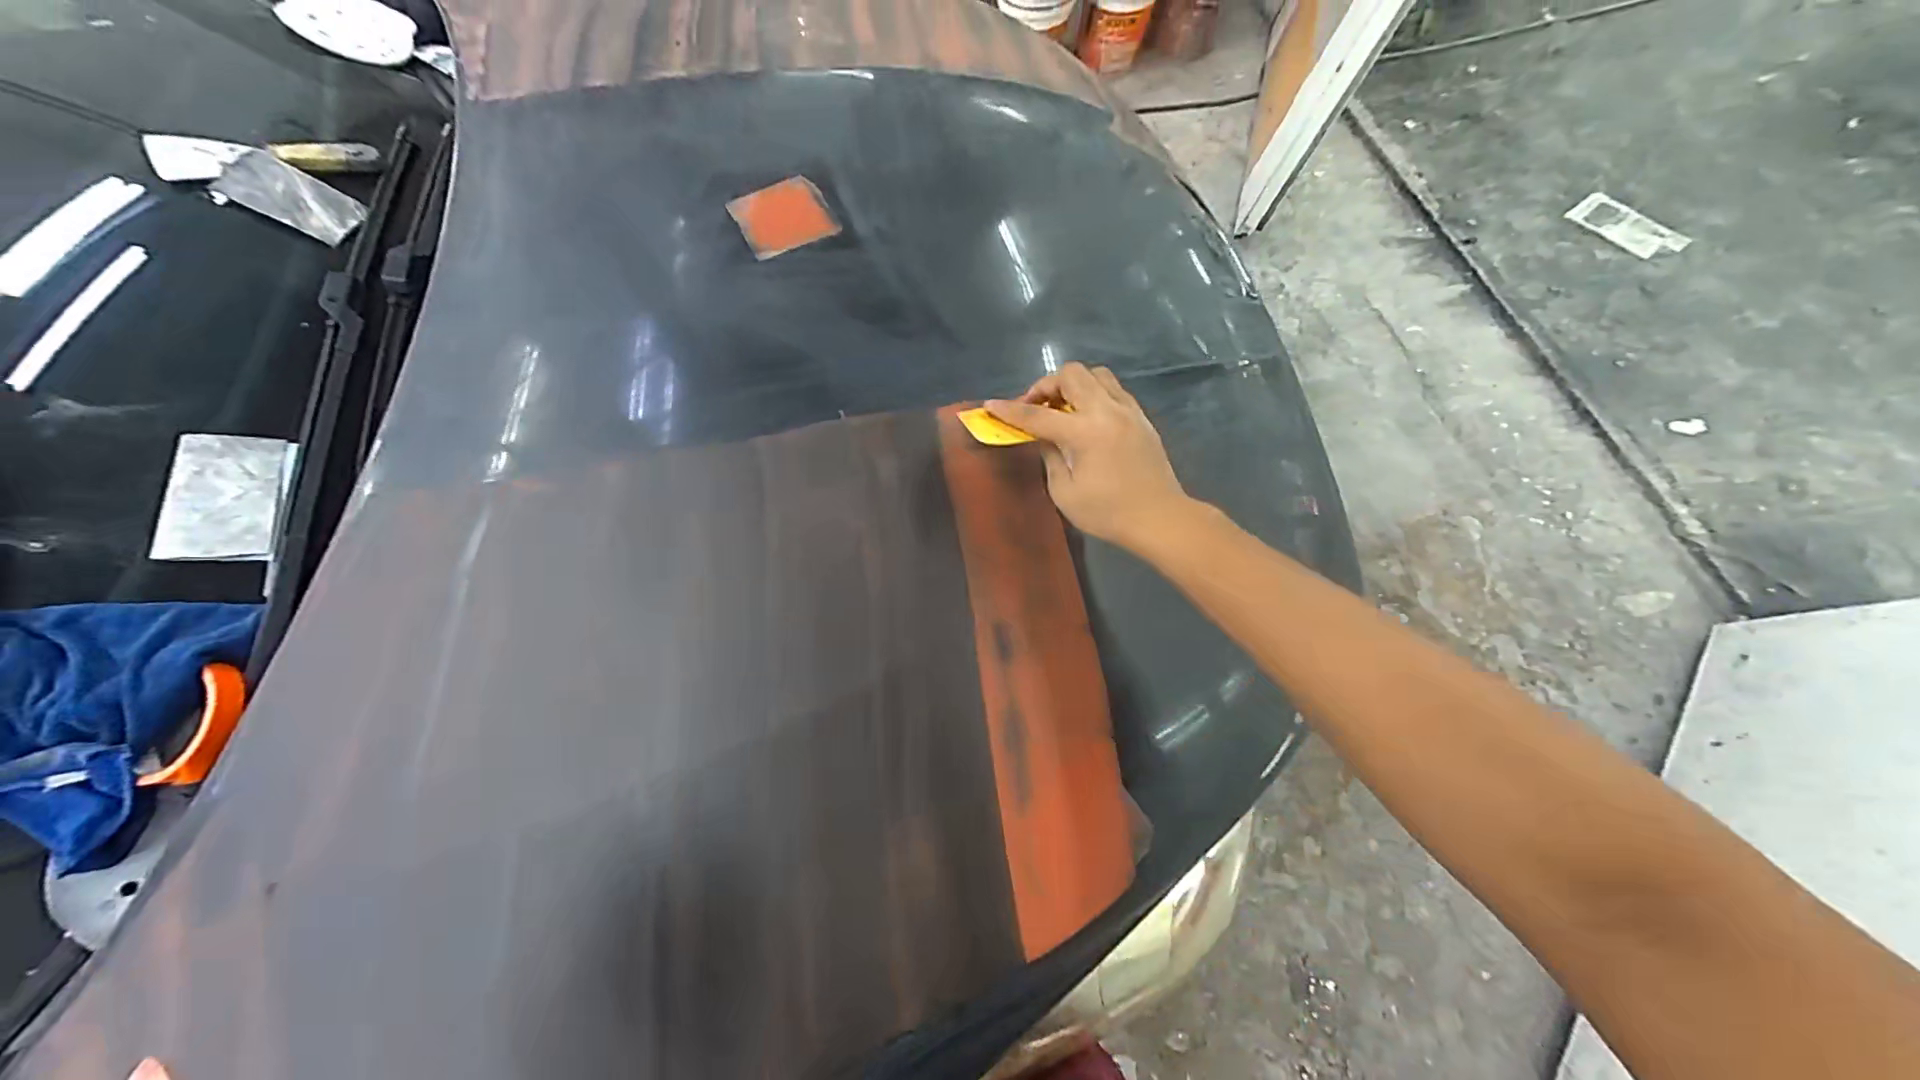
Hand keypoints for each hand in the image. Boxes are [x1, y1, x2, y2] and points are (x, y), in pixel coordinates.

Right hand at [985, 363, 1195, 553]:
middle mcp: (1107, 411)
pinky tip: (1087, 416)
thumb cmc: (1108, 514)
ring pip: (1096, 374)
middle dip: (1046, 385)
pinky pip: (1113, 389)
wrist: (1160, 518)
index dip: (1011, 410)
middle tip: (1036, 407)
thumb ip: (1050, 456)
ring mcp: (1128, 411)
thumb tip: (1044, 437)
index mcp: (1085, 433)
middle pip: (1071, 375)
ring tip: (1063, 408)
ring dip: (1073, 384)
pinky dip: (1094, 393)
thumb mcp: (1065, 493)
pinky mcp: (1141, 417)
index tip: (991, 404)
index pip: (1038, 415)